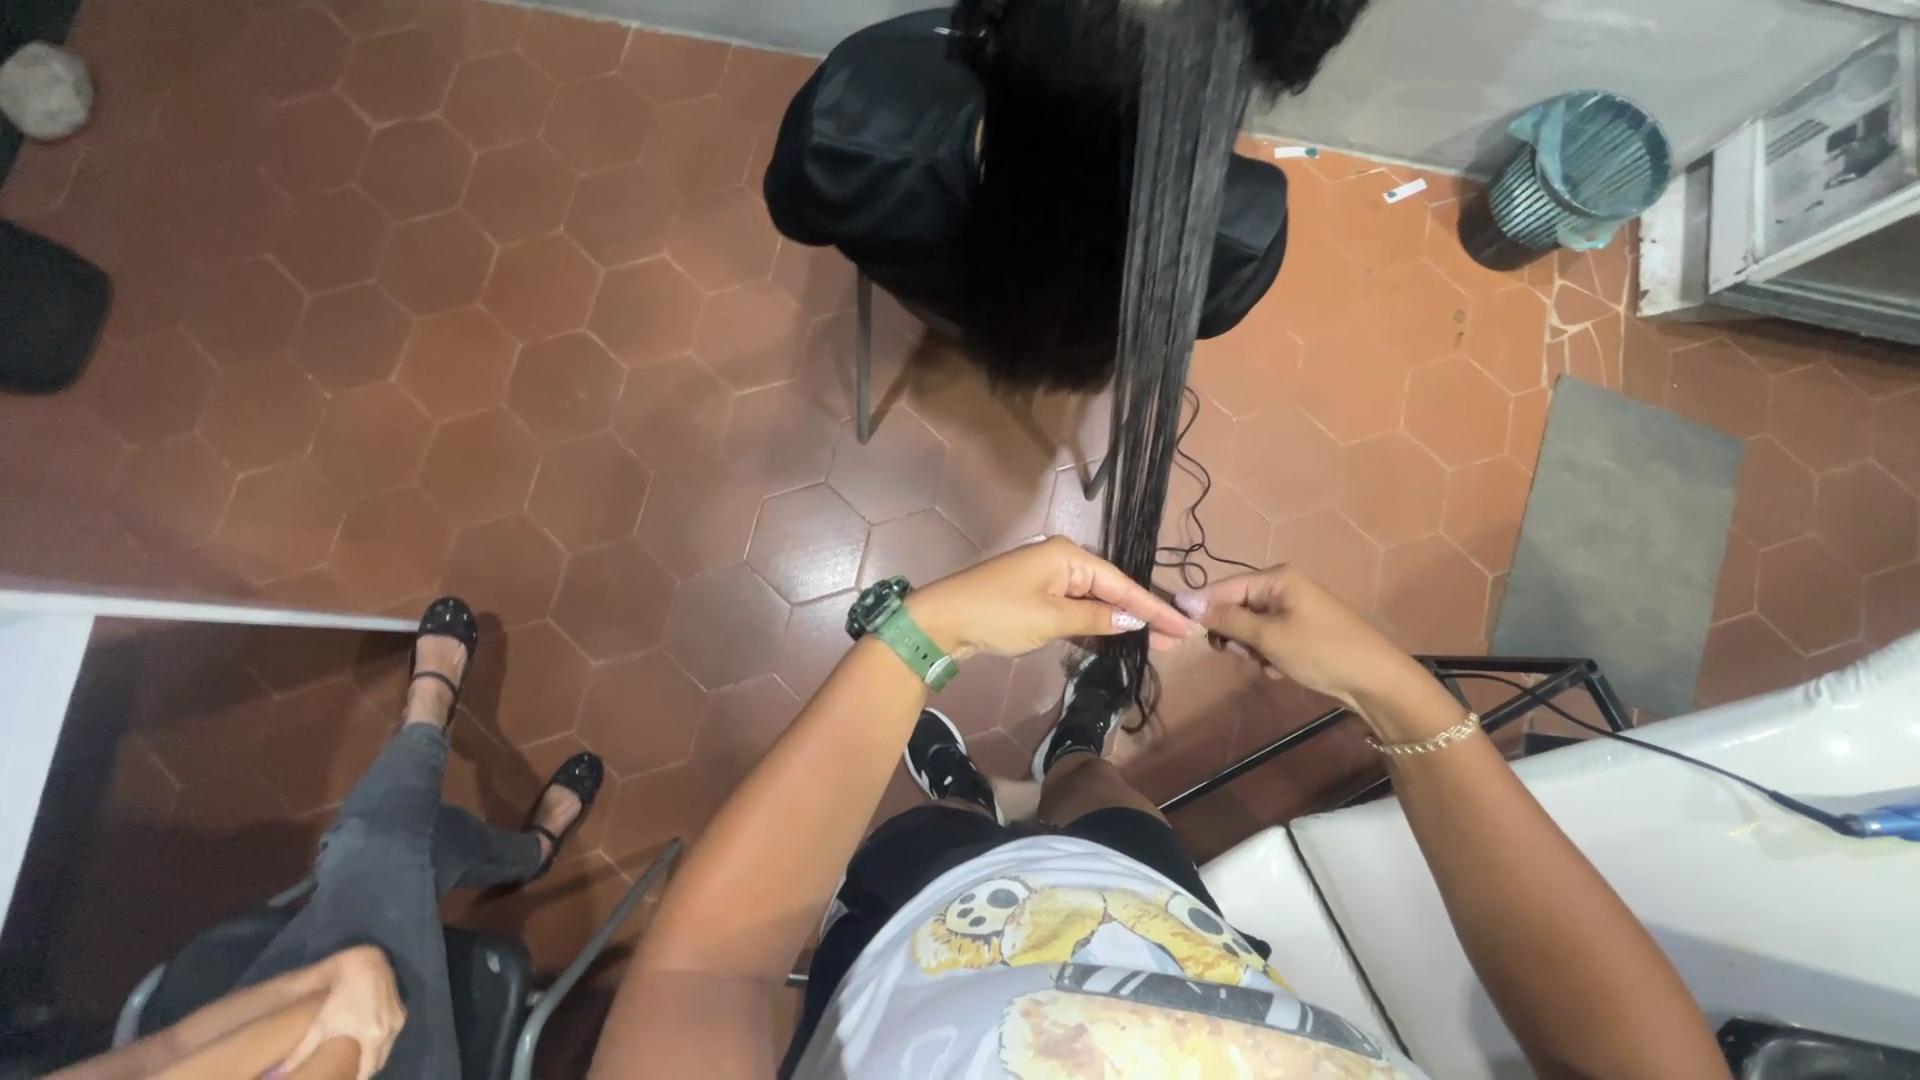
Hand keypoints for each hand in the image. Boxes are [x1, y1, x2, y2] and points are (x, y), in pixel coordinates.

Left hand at [275, 946, 404, 1079]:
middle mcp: (390, 1031)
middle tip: (348, 1075)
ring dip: (375, 1056)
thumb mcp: (319, 1024)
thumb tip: (281, 1073)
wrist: (366, 966)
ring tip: (357, 1059)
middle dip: (366, 1070)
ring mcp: (398, 1019)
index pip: (368, 1071)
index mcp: (373, 1038)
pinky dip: (381, 1042)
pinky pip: (392, 1035)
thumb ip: (302, 1052)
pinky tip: (368, 1038)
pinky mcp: (400, 1010)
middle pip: (380, 1061)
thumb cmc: (342, 997)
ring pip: (388, 1048)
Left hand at [907, 536, 1198, 659]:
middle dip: (1143, 614)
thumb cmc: (998, 614)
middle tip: (1175, 641)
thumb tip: (1133, 618)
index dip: (1153, 607)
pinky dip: (1096, 620)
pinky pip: (1076, 605)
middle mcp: (1062, 560)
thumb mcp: (1051, 619)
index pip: (1122, 583)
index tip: (1182, 627)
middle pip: (1112, 587)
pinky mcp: (1036, 595)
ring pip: (1095, 597)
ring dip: (1121, 619)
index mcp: (1068, 556)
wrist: (942, 620)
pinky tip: (1116, 635)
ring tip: (1155, 642)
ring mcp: (1048, 577)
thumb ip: (1095, 616)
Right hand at [1172, 564, 1431, 708]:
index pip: (1223, 587)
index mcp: (1276, 578)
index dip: (1201, 608)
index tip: (1180, 630)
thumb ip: (1226, 619)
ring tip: (1267, 664)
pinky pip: (1267, 639)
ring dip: (1251, 649)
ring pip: (1249, 627)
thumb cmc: (1321, 651)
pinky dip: (1267, 655)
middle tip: (1242, 653)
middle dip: (1233, 633)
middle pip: (1234, 607)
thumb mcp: (1269, 636)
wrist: (1377, 682)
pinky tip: (1281, 669)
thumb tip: (1184, 601)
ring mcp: (1293, 610)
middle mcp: (1282, 587)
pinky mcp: (1300, 631)